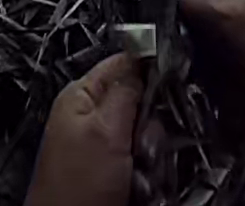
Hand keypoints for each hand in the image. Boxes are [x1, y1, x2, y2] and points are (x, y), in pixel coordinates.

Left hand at [24, 54, 143, 205]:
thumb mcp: (105, 130)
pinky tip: (140, 189)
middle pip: (139, 102)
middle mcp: (92, 118)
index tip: (168, 83)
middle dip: (149, 125)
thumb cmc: (77, 190)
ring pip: (145, 136)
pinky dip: (147, 178)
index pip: (122, 62)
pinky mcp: (112, 177)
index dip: (148, 69)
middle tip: (143, 147)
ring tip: (140, 175)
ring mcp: (102, 149)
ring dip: (151, 155)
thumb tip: (142, 54)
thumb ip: (126, 90)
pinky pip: (142, 165)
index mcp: (82, 96)